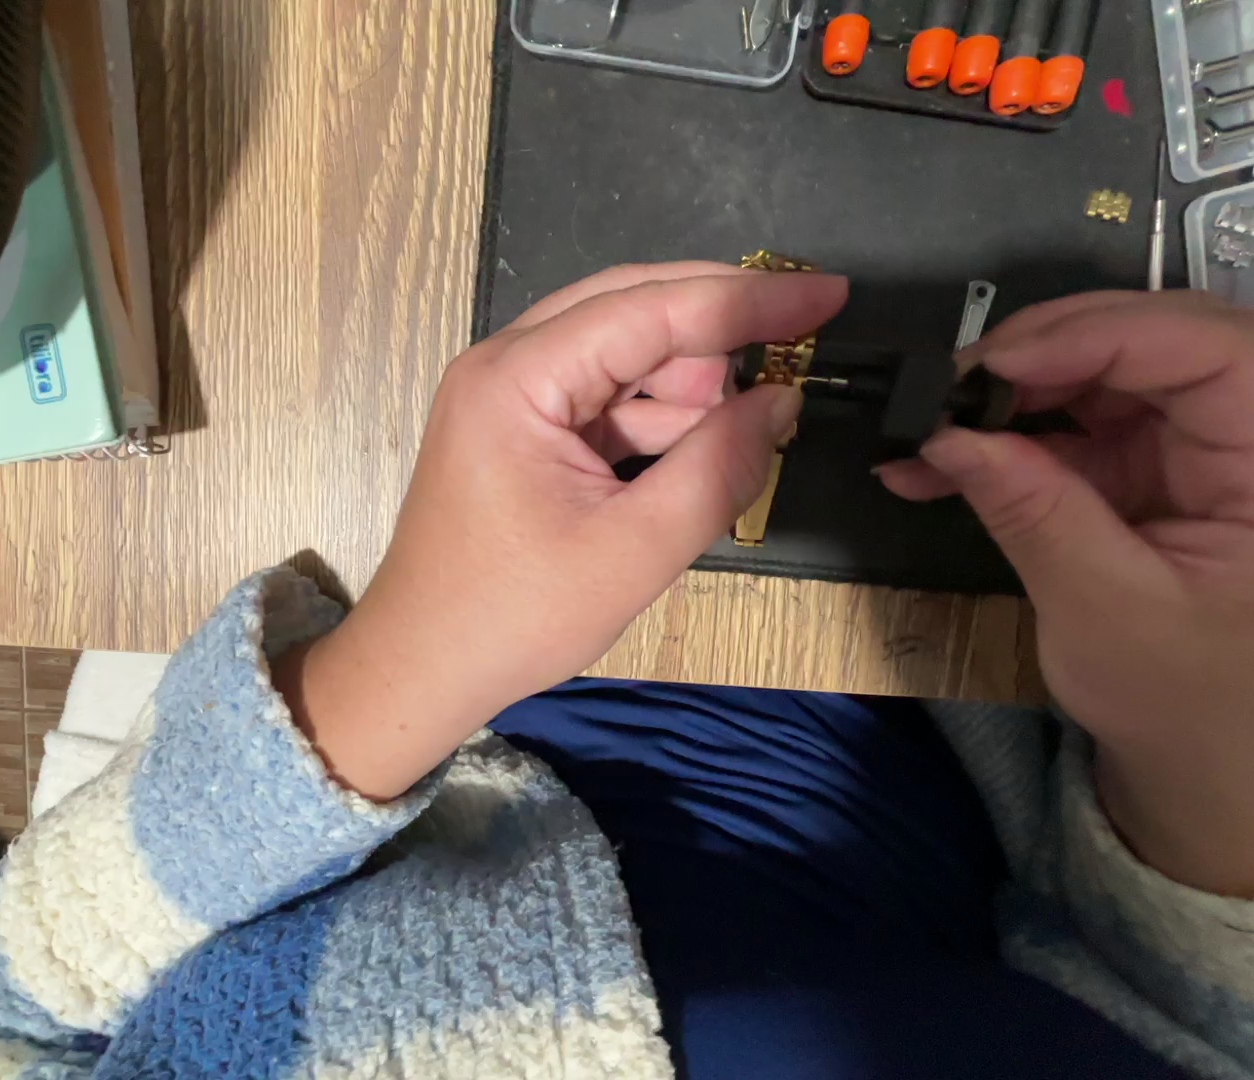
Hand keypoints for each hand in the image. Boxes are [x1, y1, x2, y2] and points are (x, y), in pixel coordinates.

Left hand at [274, 263, 847, 799]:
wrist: (421, 665)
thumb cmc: (515, 618)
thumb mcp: (632, 552)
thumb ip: (716, 470)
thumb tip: (781, 402)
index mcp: (517, 378)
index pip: (649, 309)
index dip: (748, 300)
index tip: (831, 295)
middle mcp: (504, 365)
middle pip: (629, 313)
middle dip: (713, 339)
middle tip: (790, 367)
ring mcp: (505, 396)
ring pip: (618, 358)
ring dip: (683, 391)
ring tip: (730, 448)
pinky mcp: (516, 430)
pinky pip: (599, 400)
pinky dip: (650, 421)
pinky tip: (688, 459)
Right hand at [878, 291, 1253, 895]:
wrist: (1205, 766)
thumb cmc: (1180, 701)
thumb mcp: (1099, 609)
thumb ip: (1030, 509)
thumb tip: (944, 434)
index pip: (1222, 355)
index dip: (1105, 337)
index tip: (994, 363)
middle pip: (1170, 346)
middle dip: (1054, 349)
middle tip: (953, 381)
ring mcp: (1207, 456)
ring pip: (1113, 379)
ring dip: (1015, 394)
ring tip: (931, 422)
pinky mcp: (1154, 476)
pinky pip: (1078, 432)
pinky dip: (1006, 440)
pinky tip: (937, 464)